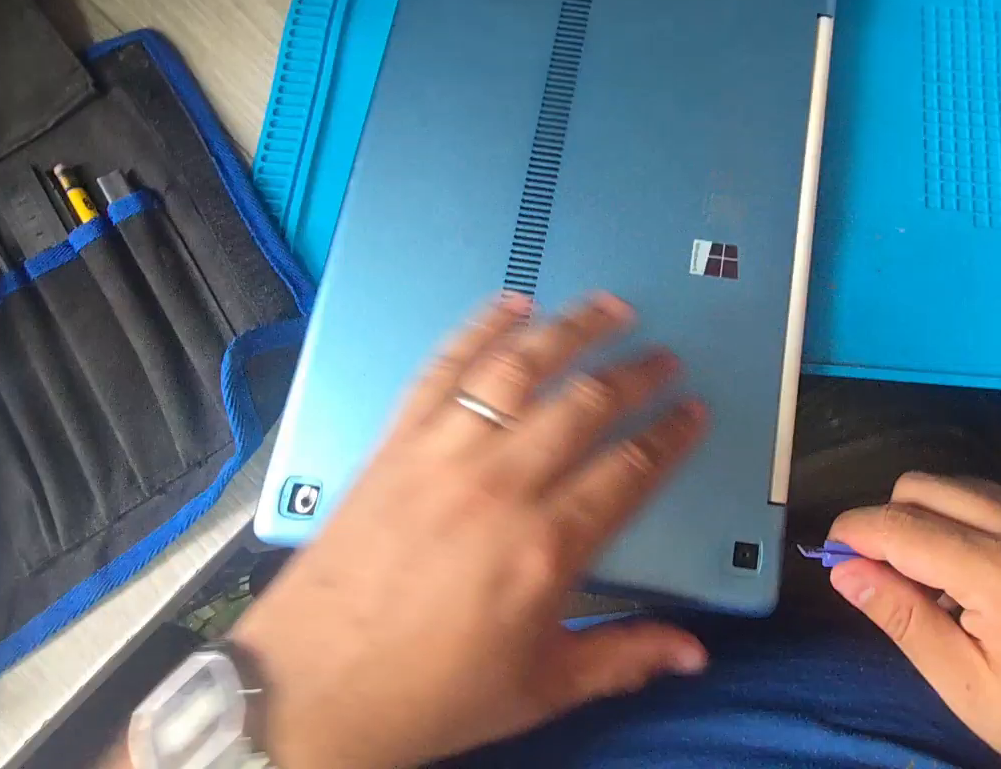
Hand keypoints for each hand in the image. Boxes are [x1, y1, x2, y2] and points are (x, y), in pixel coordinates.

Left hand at [231, 294, 709, 768]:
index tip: (692, 411)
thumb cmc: (428, 694)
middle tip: (662, 357)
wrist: (306, 691)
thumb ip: (623, 658)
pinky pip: (445, 367)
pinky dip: (480, 329)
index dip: (671, 434)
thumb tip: (694, 651)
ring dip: (571, 329)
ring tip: (607, 307)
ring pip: (521, 368)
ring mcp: (444, 454)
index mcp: (545, 547)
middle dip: (636, 374)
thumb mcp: (539, 688)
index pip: (631, 469)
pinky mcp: (398, 441)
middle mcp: (500, 486)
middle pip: (586, 404)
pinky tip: (512, 305)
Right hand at [827, 473, 1000, 768]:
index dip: (851, 533)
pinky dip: (960, 514)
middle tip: (887, 579)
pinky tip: (974, 566)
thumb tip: (841, 570)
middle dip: (886, 522)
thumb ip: (903, 619)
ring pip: (951, 483)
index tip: (830, 557)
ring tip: (934, 579)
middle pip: (918, 486)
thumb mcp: (972, 691)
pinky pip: (987, 491)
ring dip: (923, 516)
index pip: (898, 526)